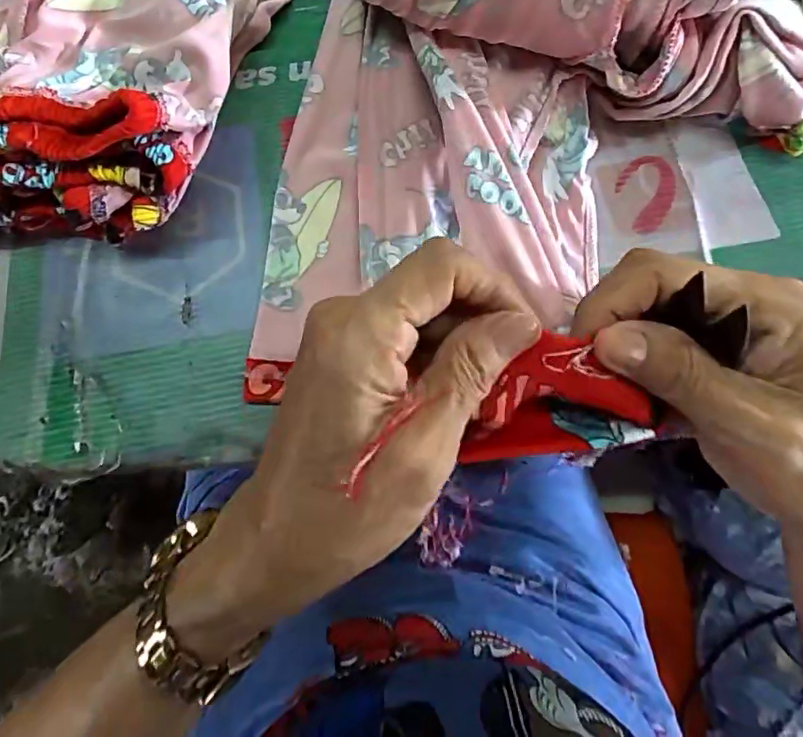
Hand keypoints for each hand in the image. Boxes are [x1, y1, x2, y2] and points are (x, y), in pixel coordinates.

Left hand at [167, 239, 540, 657]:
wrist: (274, 539)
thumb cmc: (350, 509)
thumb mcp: (425, 445)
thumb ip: (471, 370)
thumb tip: (521, 320)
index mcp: (361, 327)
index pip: (441, 264)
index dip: (494, 288)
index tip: (528, 337)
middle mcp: (343, 313)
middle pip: (431, 284)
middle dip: (482, 319)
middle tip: (516, 378)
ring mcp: (336, 331)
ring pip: (418, 310)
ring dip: (461, 342)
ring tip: (488, 400)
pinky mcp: (337, 351)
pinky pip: (398, 333)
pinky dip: (432, 356)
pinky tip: (452, 401)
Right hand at [571, 249, 802, 555]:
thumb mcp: (757, 430)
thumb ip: (682, 376)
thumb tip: (604, 339)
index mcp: (769, 302)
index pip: (662, 272)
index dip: (611, 303)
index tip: (582, 354)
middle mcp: (745, 302)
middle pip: (649, 288)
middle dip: (609, 326)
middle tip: (587, 377)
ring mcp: (731, 329)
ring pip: (646, 317)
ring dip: (617, 351)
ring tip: (604, 392)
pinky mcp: (717, 359)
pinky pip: (657, 346)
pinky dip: (632, 370)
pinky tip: (628, 401)